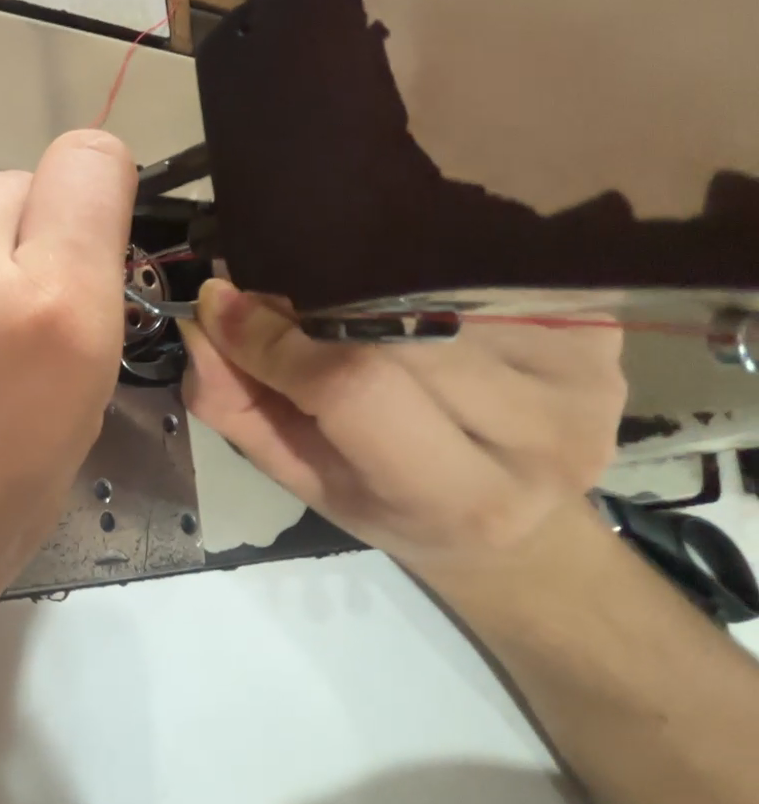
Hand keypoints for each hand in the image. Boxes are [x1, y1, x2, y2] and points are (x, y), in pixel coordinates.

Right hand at [179, 280, 627, 572]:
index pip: (355, 387)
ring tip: (341, 317)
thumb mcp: (294, 475)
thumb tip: (201, 322)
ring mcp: (586, 377)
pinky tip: (408, 308)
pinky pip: (477, 277)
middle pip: (391, 332)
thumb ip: (235, 406)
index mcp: (456, 495)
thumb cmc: (386, 505)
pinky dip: (416, 280)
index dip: (275, 343)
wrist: (515, 526)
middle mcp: (541, 438)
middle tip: (275, 311)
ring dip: (362, 294)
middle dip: (312, 312)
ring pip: (429, 295)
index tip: (218, 309)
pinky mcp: (602, 333)